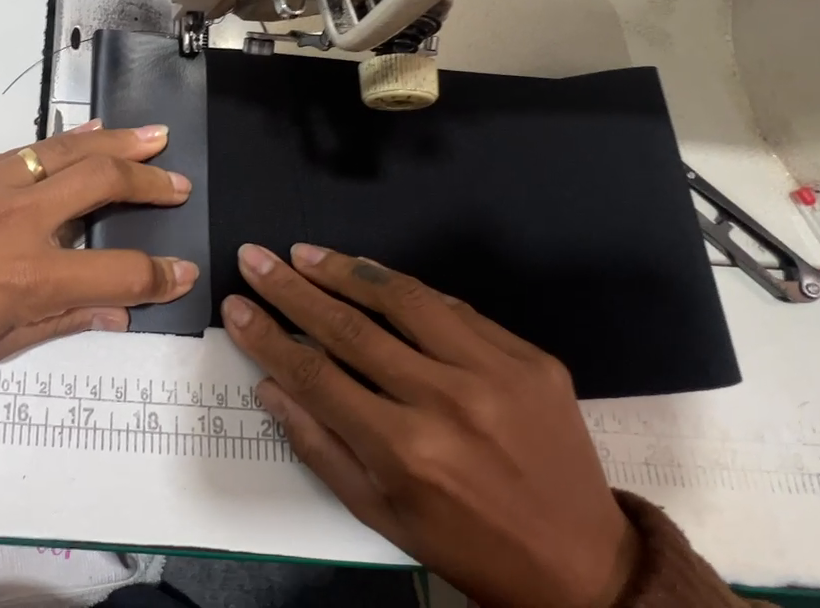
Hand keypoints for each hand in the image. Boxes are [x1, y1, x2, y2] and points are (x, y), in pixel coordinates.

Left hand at [0, 123, 196, 379]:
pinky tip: (91, 136)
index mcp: (30, 278)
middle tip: (179, 184)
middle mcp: (22, 221)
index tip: (183, 272)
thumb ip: (61, 320)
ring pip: (70, 151)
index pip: (120, 273)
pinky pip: (30, 149)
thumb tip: (117, 312)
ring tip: (154, 137)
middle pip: (104, 184)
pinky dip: (67, 141)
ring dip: (118, 143)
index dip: (161, 277)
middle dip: (151, 184)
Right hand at [223, 243, 637, 607]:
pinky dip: (405, 288)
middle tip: (254, 256)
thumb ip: (319, 445)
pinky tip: (370, 274)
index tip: (235, 304)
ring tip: (304, 253)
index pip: (315, 374)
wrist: (583, 566)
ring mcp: (495, 373)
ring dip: (345, 271)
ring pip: (403, 301)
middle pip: (350, 328)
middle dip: (292, 288)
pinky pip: (454, 308)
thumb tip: (269, 383)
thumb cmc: (464, 545)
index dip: (267, 336)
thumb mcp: (378, 514)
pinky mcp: (531, 358)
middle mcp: (447, 402)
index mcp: (405, 450)